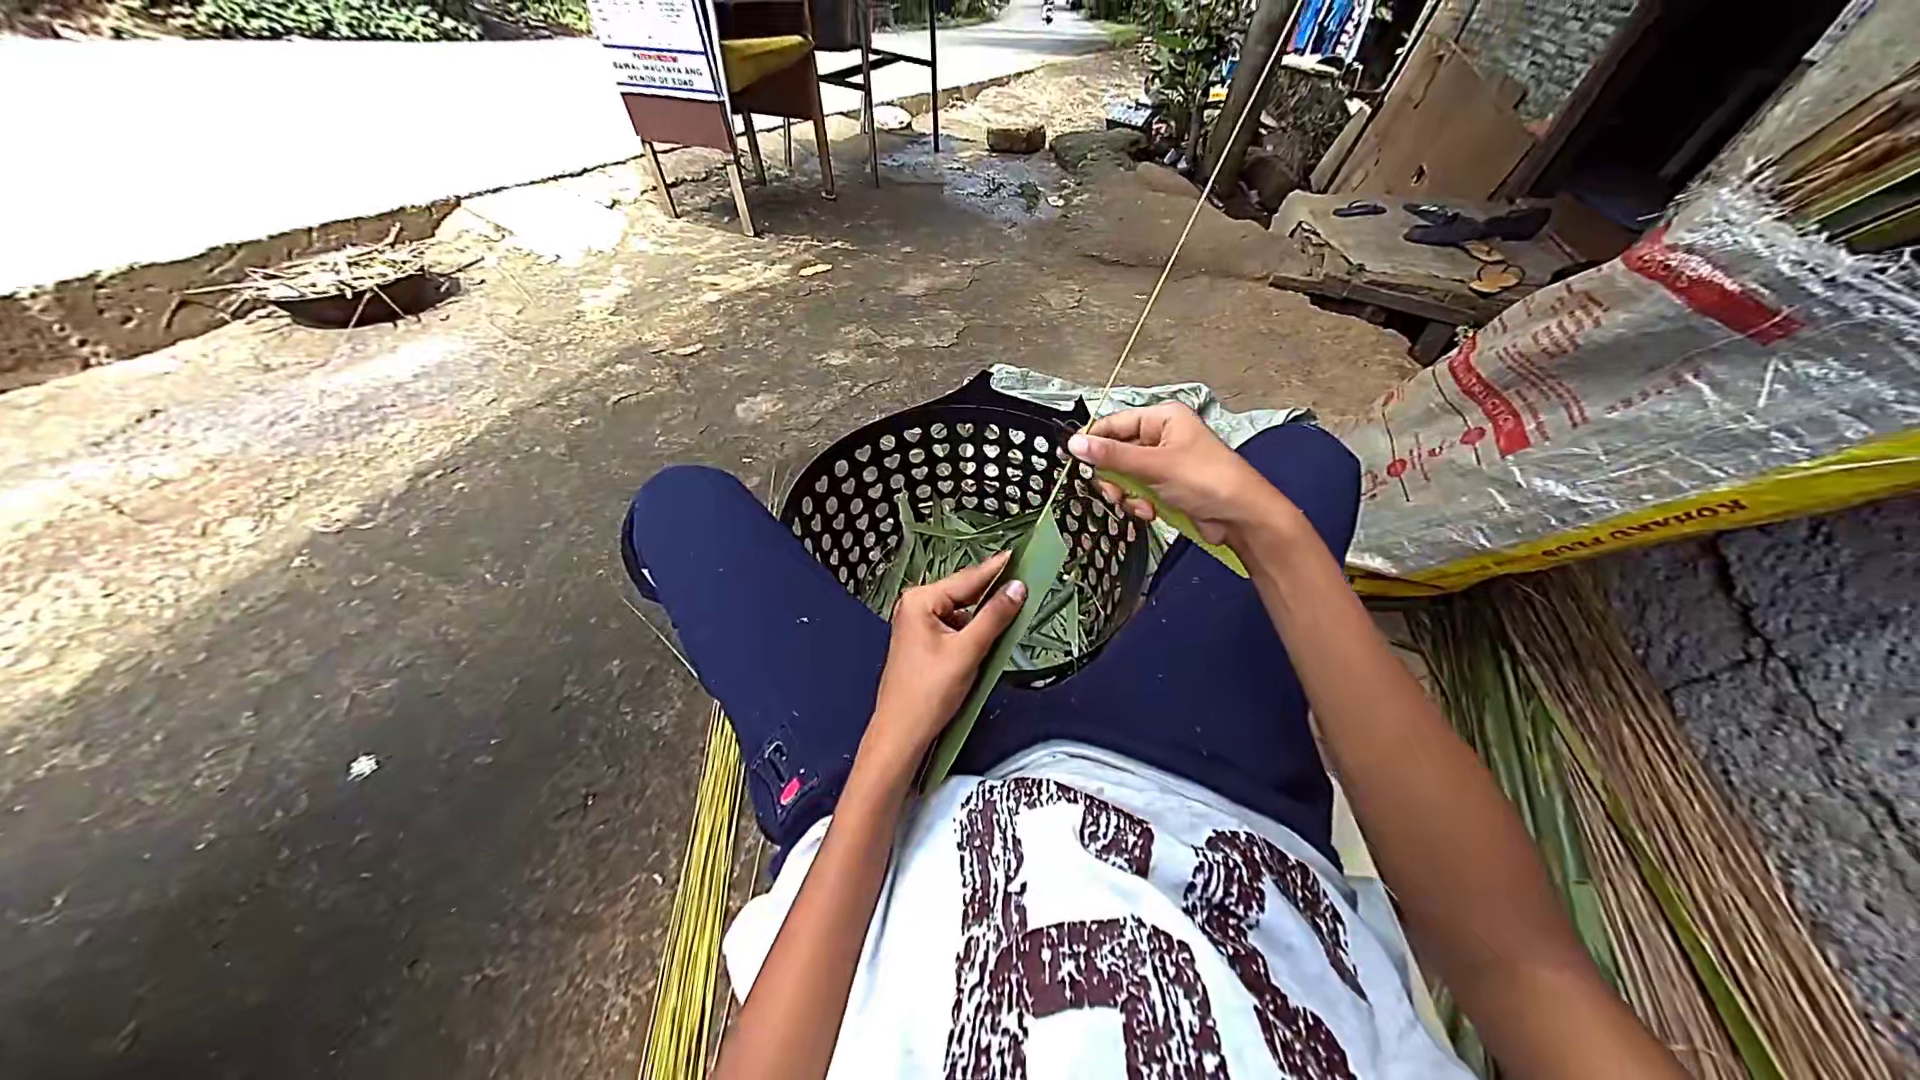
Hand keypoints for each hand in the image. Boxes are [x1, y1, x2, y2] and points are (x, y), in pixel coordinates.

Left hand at [863, 552, 1027, 774]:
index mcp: (920, 601)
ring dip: (984, 618)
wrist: (902, 733)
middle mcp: (915, 607)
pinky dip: (974, 633)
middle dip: (992, 595)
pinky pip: (956, 629)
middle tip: (1024, 585)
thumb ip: (994, 616)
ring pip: (962, 613)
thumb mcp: (968, 651)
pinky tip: (991, 639)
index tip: (1020, 555)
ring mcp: (917, 625)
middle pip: (964, 594)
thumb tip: (1017, 588)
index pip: (968, 578)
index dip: (997, 568)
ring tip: (1013, 613)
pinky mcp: (923, 643)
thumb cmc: (927, 694)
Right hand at [1068, 402, 1290, 545]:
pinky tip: (1151, 511)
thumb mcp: (1154, 465)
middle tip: (1115, 492)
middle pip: (1115, 453)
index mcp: (1162, 418)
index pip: (1113, 424)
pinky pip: (1137, 491)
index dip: (1093, 443)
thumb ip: (1111, 456)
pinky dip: (1138, 503)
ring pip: (1123, 476)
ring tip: (1141, 504)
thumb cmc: (1208, 480)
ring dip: (1126, 494)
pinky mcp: (1165, 485)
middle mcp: (1162, 436)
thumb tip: (1074, 444)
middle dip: (1114, 477)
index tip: (1076, 461)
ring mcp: (1163, 462)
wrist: (1241, 517)